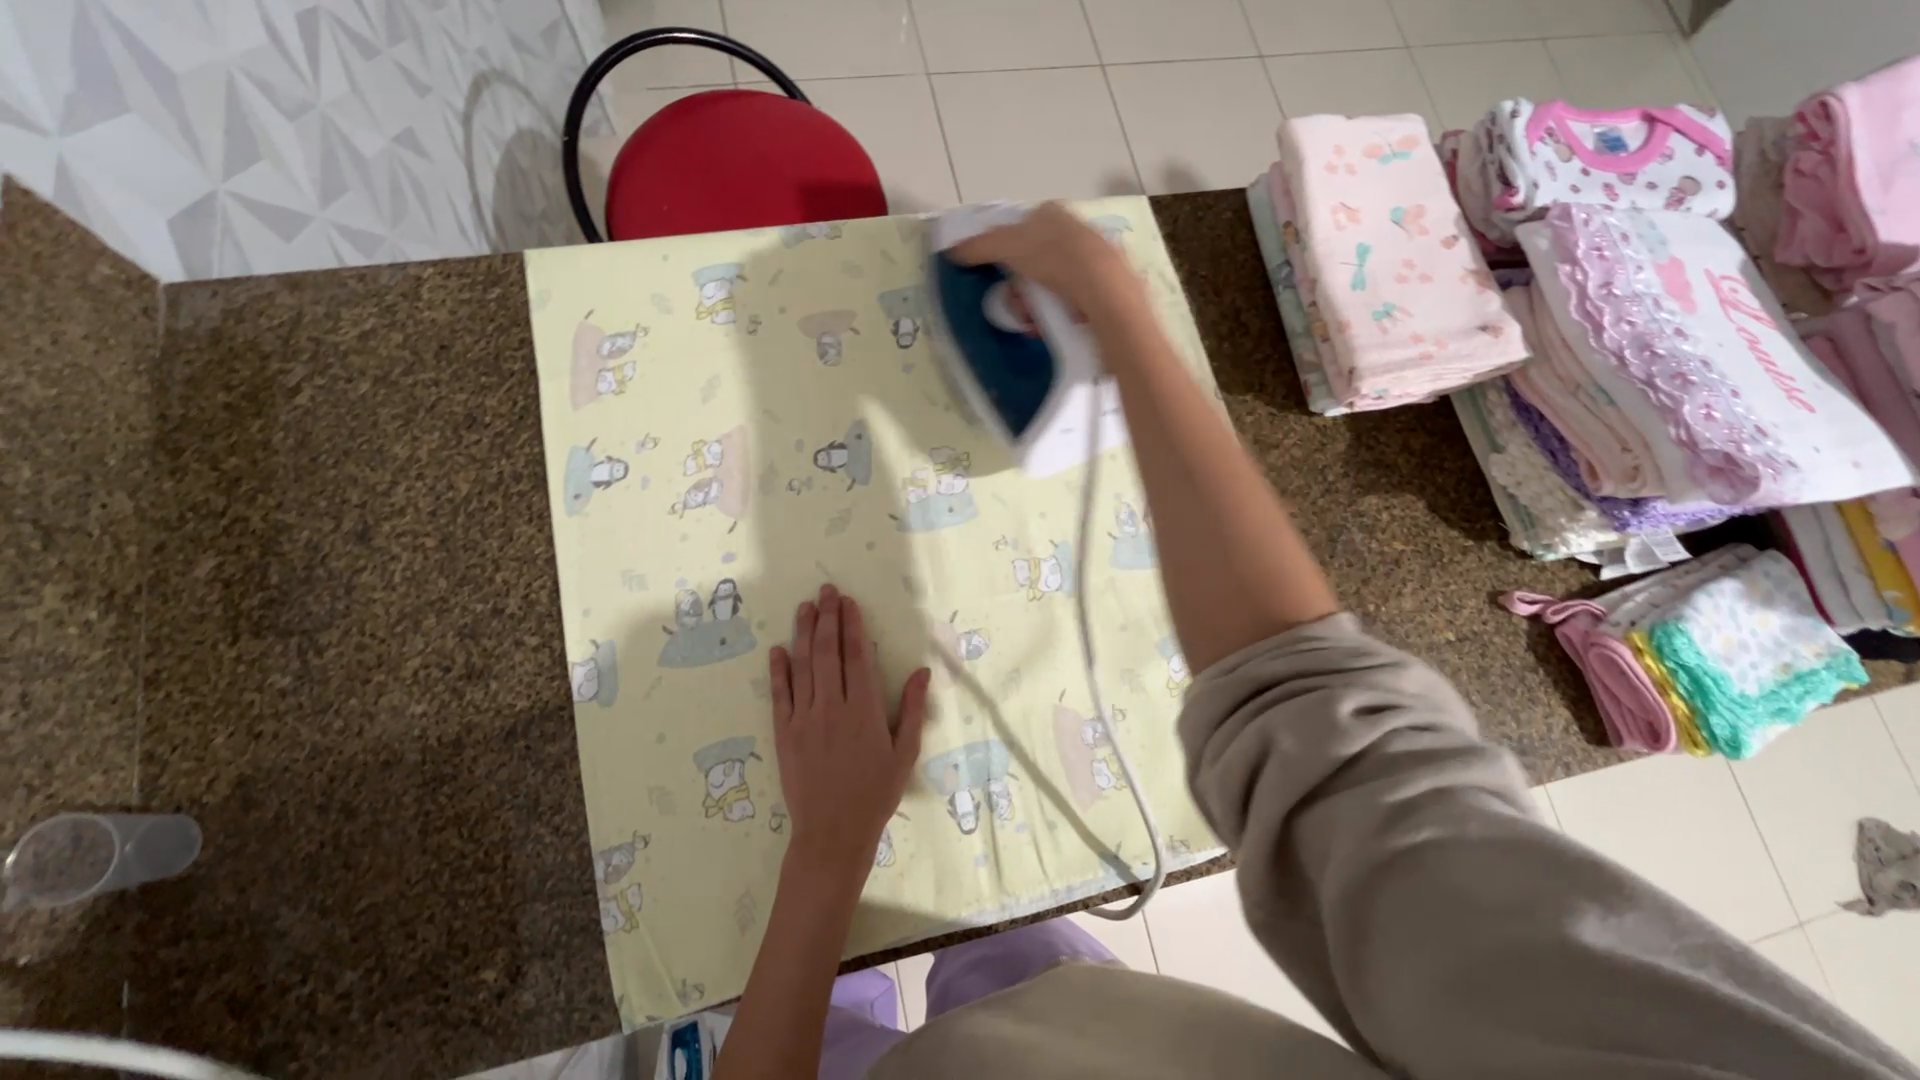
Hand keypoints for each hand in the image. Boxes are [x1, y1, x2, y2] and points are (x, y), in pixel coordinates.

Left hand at [769, 584, 930, 877]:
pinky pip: (780, 695)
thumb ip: (911, 709)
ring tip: (805, 607)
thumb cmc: (875, 794)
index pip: (857, 656)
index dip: (852, 625)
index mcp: (864, 709)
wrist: (833, 832)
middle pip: (827, 652)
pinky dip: (778, 670)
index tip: (849, 602)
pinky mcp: (784, 733)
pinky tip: (778, 649)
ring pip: (802, 666)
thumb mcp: (905, 754)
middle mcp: (832, 706)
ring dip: (803, 633)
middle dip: (827, 617)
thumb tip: (921, 671)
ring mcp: (804, 718)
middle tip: (826, 591)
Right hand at [948, 202, 1144, 323]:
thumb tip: (953, 251)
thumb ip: (981, 246)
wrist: (1109, 294)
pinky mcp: (1104, 291)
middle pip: (1033, 261)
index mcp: (1054, 214)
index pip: (1020, 229)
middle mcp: (1076, 232)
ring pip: (1050, 285)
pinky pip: (1070, 303)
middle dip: (1019, 285)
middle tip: (1015, 304)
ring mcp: (1092, 262)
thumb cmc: (1058, 260)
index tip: (997, 275)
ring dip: (1035, 304)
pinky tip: (1054, 326)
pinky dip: (1057, 315)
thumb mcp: (1011, 246)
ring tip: (1032, 321)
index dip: (1004, 252)